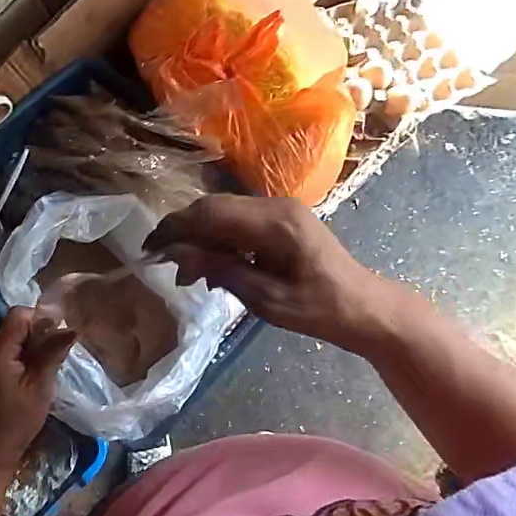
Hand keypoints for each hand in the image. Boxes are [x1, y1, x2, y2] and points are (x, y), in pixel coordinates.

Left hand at [0, 307, 76, 476]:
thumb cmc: (16, 422)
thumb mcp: (40, 387)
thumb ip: (52, 354)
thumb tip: (70, 328)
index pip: (18, 315)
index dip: (40, 319)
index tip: (58, 337)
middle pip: (14, 326)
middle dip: (37, 334)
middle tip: (56, 355)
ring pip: (12, 340)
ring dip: (31, 347)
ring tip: (47, 368)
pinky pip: (6, 354)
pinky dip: (22, 358)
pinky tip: (33, 377)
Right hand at [145, 195, 397, 351]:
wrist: (366, 308)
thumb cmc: (321, 310)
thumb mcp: (268, 300)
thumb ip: (223, 272)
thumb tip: (180, 254)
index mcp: (276, 222)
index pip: (211, 213)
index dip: (175, 229)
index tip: (149, 249)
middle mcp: (275, 206)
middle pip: (213, 208)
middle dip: (182, 232)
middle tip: (161, 262)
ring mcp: (279, 210)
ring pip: (223, 214)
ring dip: (199, 240)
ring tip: (186, 275)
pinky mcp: (280, 221)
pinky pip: (238, 224)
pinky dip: (218, 242)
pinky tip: (211, 269)